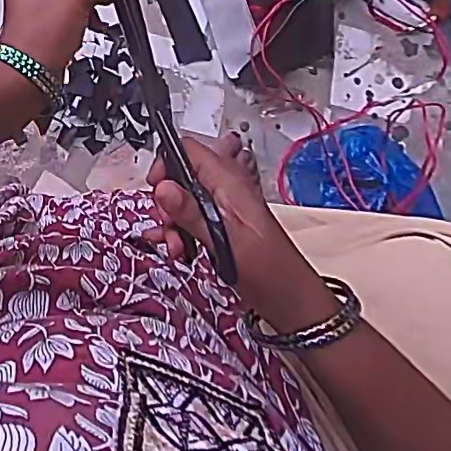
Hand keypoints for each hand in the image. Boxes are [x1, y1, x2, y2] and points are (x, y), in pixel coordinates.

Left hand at [0, 0, 118, 72]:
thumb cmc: (39, 36)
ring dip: (84, 10)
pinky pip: (64, 22)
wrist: (29, 73)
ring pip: (66, 3)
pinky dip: (77, 24)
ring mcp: (33, 15)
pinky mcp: (41, 33)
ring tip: (94, 18)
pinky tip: (86, 31)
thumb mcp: (76, 2)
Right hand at [143, 132, 336, 327]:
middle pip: (179, 176)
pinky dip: (178, 231)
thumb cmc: (270, 271)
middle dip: (166, 201)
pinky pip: (189, 217)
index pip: (187, 149)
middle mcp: (223, 188)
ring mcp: (221, 206)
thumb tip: (162, 188)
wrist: (292, 302)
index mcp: (228, 182)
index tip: (157, 191)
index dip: (165, 165)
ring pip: (180, 199)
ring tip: (176, 244)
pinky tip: (179, 248)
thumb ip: (191, 213)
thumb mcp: (224, 242)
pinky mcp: (218, 223)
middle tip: (169, 225)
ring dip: (171, 222)